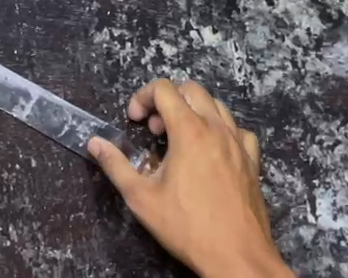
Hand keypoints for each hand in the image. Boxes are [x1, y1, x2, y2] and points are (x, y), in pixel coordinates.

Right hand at [88, 79, 292, 277]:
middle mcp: (215, 128)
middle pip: (191, 89)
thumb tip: (94, 142)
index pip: (163, 88)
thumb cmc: (187, 226)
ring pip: (217, 105)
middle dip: (167, 101)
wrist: (238, 259)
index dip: (143, 97)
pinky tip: (213, 151)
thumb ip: (115, 165)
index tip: (134, 121)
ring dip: (194, 112)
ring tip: (180, 138)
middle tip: (155, 130)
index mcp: (188, 130)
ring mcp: (238, 144)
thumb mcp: (141, 198)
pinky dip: (222, 131)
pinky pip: (239, 131)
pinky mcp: (253, 162)